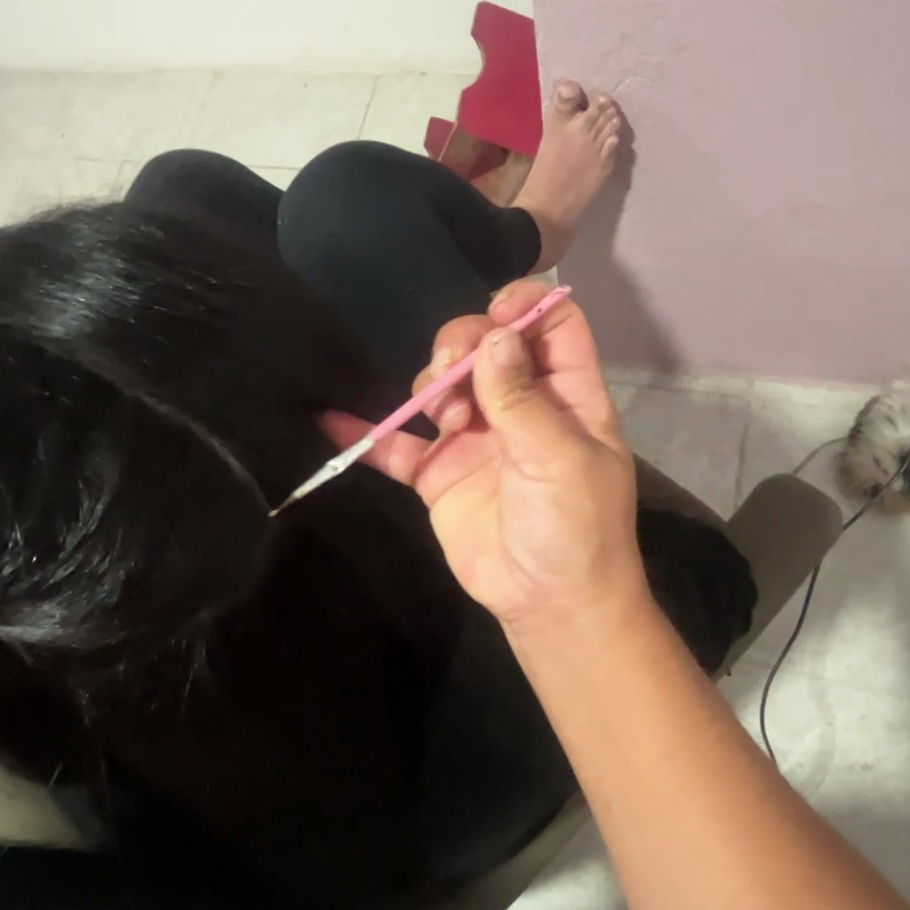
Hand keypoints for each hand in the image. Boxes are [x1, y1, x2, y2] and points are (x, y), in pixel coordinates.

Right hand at [323, 277, 651, 632]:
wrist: (548, 602)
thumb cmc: (575, 526)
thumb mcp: (560, 458)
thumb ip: (522, 398)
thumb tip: (492, 336)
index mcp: (566, 395)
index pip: (552, 326)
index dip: (525, 307)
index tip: (495, 311)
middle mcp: (519, 407)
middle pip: (486, 345)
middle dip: (463, 346)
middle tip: (452, 377)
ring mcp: (474, 438)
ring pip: (442, 385)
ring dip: (432, 388)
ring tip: (443, 423)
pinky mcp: (438, 474)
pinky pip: (397, 446)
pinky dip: (368, 434)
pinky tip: (333, 421)